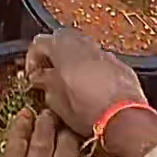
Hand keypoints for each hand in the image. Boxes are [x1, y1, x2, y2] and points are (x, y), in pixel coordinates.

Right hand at [25, 29, 145, 136]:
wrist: (125, 118)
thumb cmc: (87, 109)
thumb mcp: (56, 100)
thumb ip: (44, 83)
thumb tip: (40, 77)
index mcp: (62, 47)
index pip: (38, 43)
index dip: (32, 59)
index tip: (33, 76)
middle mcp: (82, 43)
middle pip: (60, 38)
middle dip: (52, 54)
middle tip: (49, 73)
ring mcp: (102, 52)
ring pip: (81, 47)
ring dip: (72, 59)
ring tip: (70, 80)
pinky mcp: (119, 64)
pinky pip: (99, 60)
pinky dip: (91, 68)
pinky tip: (91, 87)